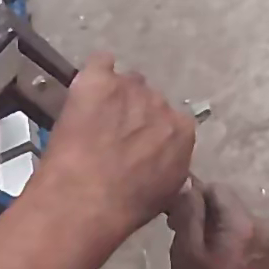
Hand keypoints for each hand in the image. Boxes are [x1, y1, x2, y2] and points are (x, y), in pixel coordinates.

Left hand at [24, 53, 194, 239]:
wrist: (86, 198)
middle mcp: (161, 102)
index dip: (153, 132)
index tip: (140, 145)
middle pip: (148, 98)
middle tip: (113, 135)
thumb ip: (172, 167)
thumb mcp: (165, 194)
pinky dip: (95, 72)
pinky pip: (100, 62)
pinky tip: (86, 89)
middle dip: (134, 113)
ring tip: (94, 119)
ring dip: (114, 96)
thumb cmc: (127, 205)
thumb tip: (168, 163)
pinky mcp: (98, 80)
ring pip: (125, 82)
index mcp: (182, 130)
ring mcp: (129, 87)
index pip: (172, 121)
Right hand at [169, 181, 268, 268]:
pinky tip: (206, 260)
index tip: (172, 215)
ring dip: (209, 226)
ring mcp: (264, 244)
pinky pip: (238, 236)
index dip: (192, 195)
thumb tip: (187, 183)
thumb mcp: (187, 250)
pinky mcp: (261, 258)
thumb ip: (188, 213)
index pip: (216, 188)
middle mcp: (259, 227)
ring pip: (230, 220)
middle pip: (226, 203)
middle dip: (200, 211)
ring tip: (189, 248)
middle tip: (176, 232)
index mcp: (242, 222)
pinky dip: (220, 240)